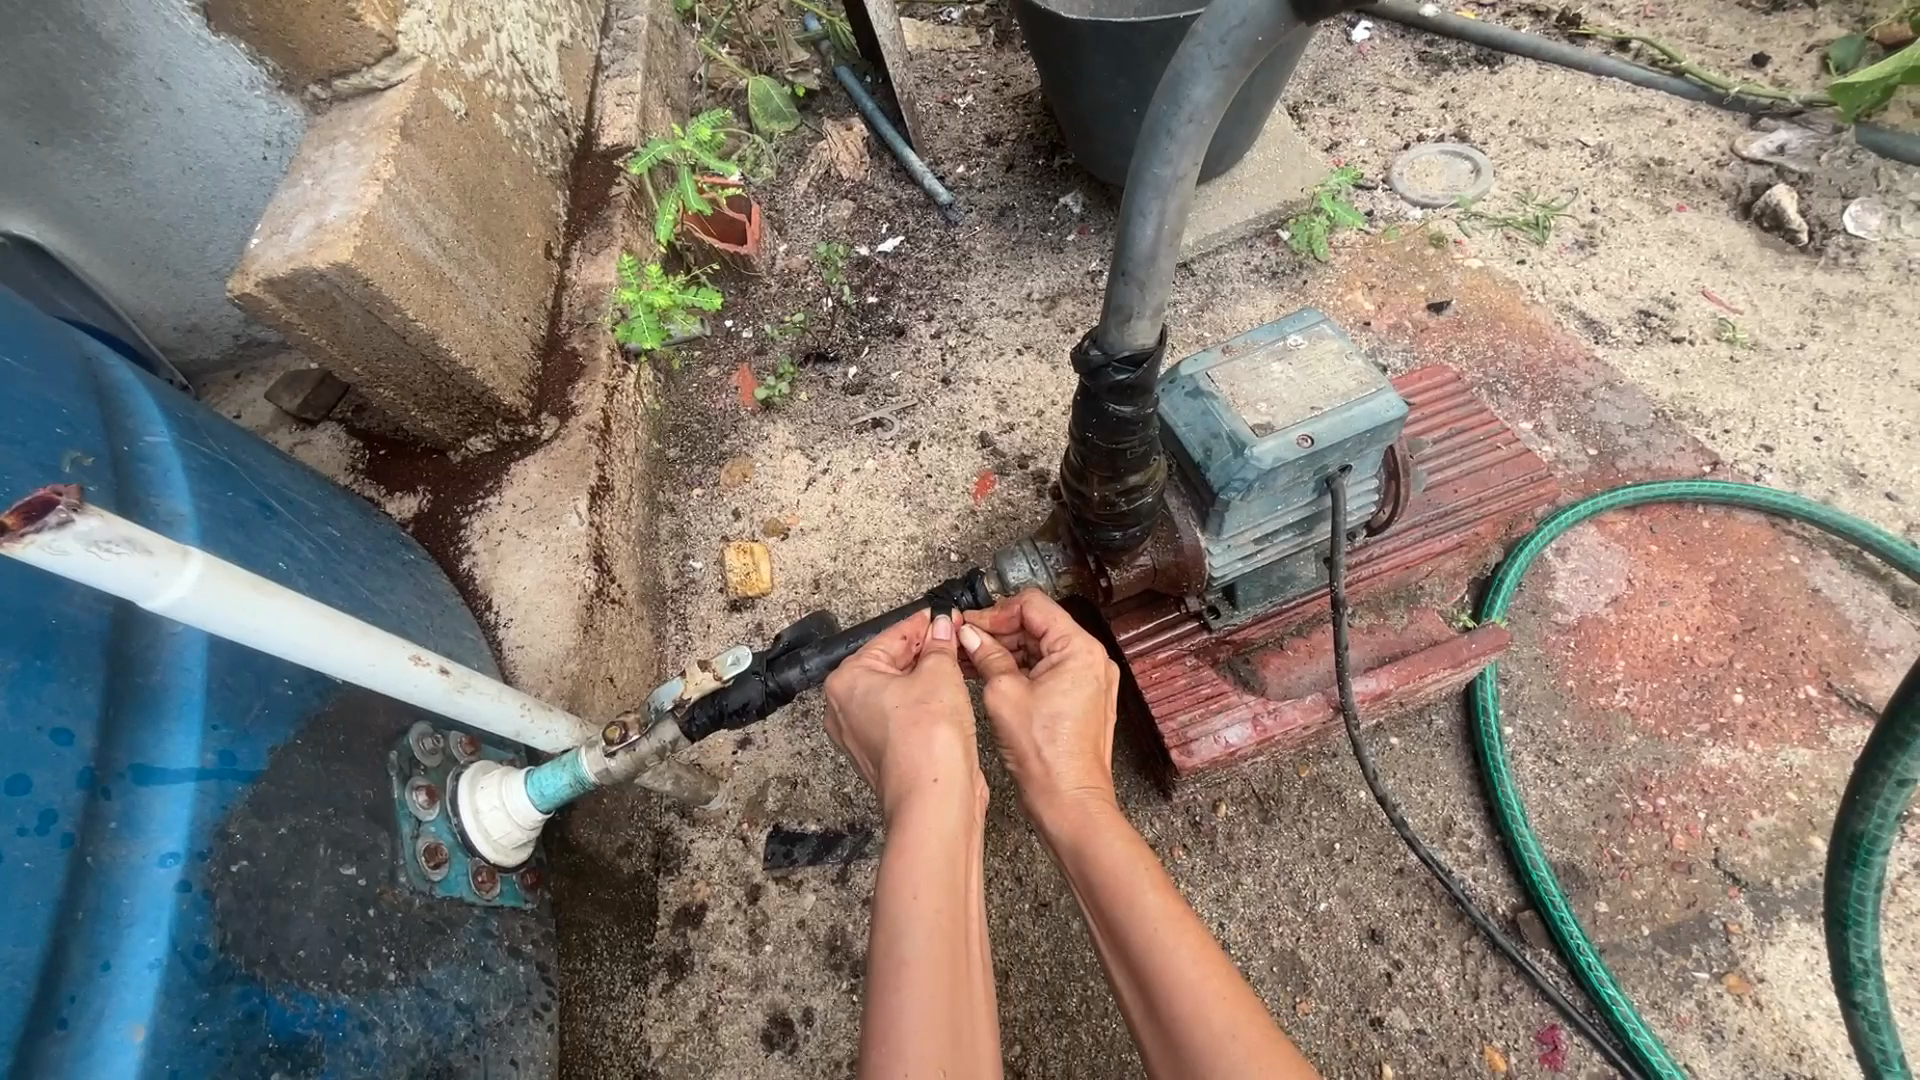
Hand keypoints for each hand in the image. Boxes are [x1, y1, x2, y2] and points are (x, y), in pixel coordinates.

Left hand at [822, 609, 984, 819]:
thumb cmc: (927, 740)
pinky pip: (901, 718)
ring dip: (926, 678)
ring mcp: (861, 736)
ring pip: (896, 692)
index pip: (888, 638)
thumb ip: (940, 644)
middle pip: (889, 664)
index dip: (920, 624)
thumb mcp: (940, 673)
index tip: (941, 617)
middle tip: (952, 638)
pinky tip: (948, 696)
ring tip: (955, 663)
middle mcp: (844, 708)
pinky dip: (922, 704)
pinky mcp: (882, 756)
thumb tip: (942, 628)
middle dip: (923, 651)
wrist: (934, 798)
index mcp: (846, 680)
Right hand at [957, 590, 1120, 826]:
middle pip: (1037, 625)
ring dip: (1006, 651)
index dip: (996, 612)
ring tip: (972, 660)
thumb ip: (986, 655)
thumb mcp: (1003, 695)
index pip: (1033, 605)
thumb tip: (971, 635)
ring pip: (1040, 648)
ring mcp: (1089, 679)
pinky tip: (992, 675)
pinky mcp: (1082, 697)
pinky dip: (1020, 669)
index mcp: (1079, 649)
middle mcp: (1091, 659)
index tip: (971, 624)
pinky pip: (1048, 670)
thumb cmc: (1046, 757)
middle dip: (999, 632)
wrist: (1070, 802)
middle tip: (966, 641)